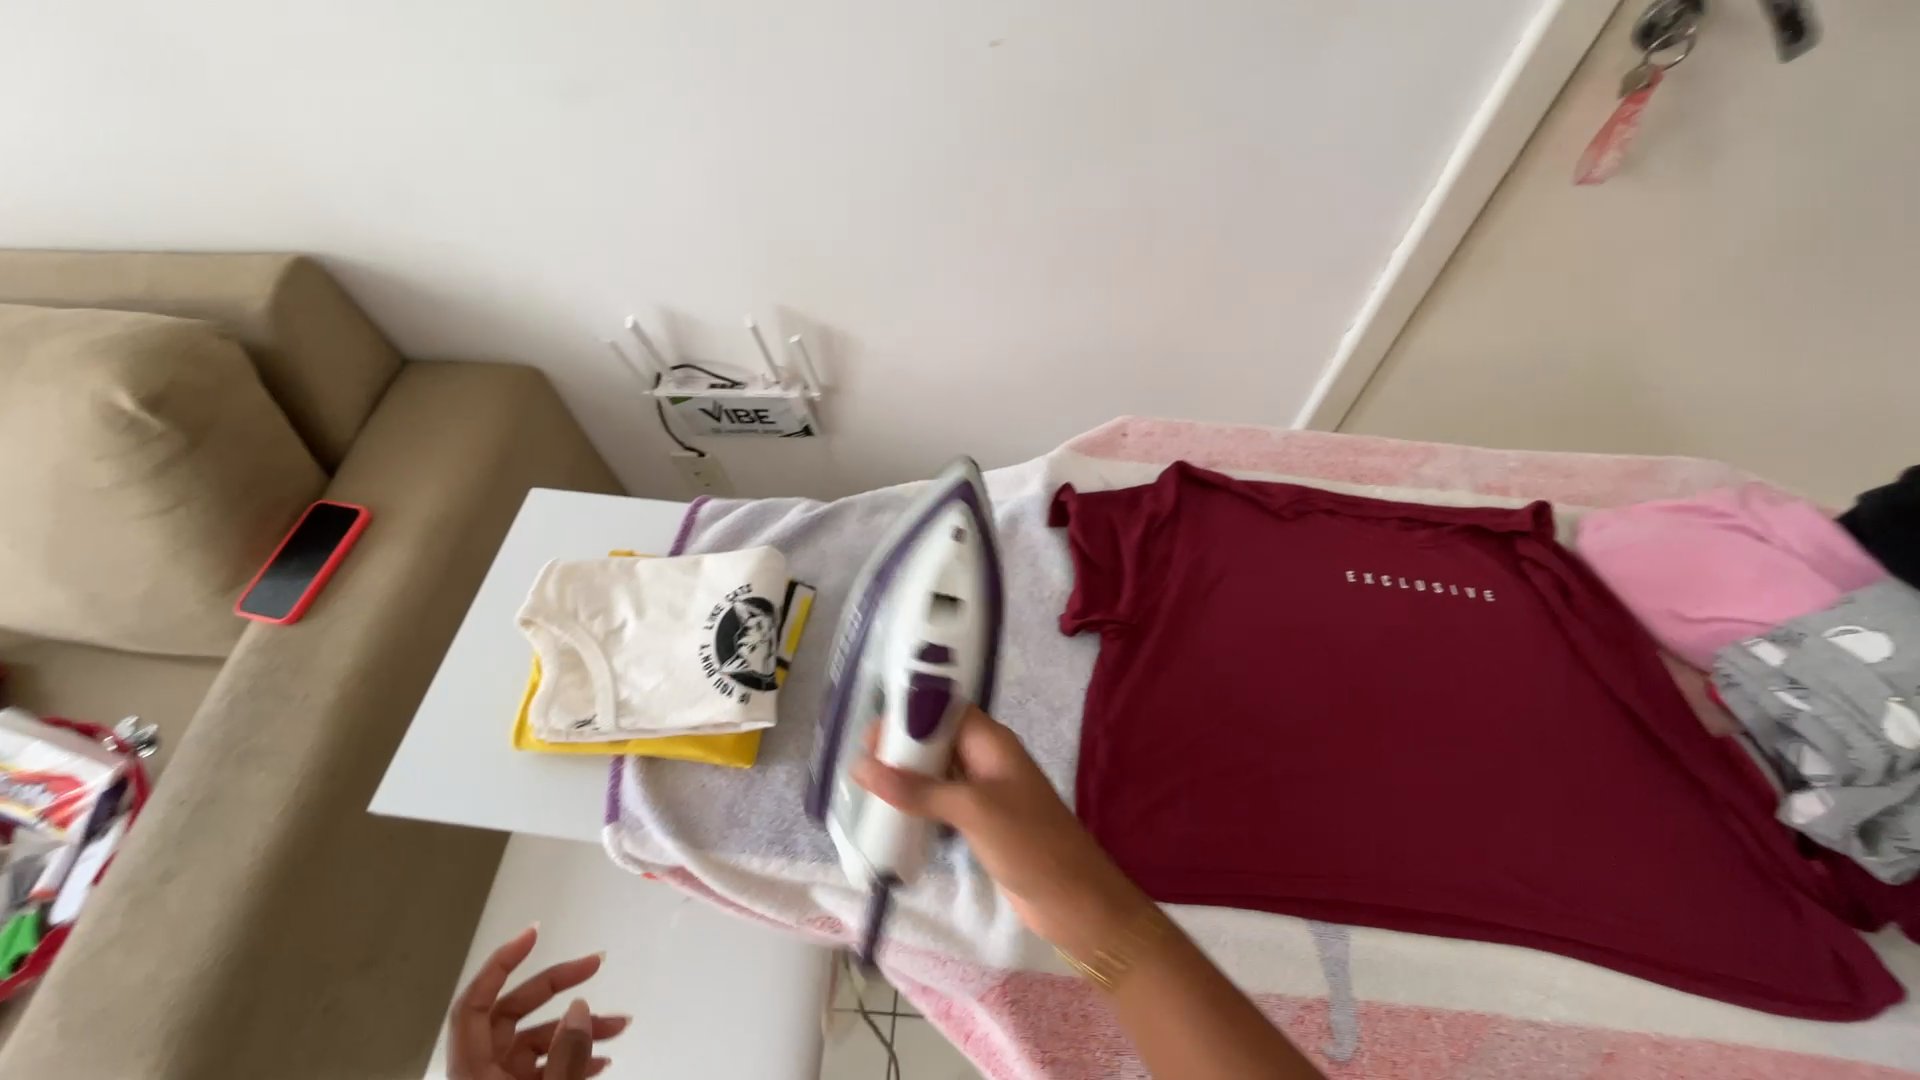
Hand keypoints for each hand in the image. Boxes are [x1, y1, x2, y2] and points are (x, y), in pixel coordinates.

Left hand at [447, 925, 628, 1079]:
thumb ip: (564, 1056)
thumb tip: (578, 1008)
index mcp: (470, 1071)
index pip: (473, 1004)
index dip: (500, 964)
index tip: (535, 932)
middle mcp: (478, 1073)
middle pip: (512, 1013)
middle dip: (558, 987)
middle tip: (596, 964)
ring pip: (534, 1039)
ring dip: (578, 1028)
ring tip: (618, 1026)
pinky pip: (540, 1066)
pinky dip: (571, 1056)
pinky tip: (601, 1060)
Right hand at [852, 706, 1151, 959]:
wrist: (1074, 900)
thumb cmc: (1029, 843)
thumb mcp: (971, 810)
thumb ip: (917, 789)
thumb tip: (861, 767)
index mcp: (991, 742)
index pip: (944, 711)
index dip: (909, 715)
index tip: (871, 735)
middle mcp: (987, 760)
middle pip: (937, 739)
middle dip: (902, 748)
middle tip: (862, 766)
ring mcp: (985, 792)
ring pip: (938, 771)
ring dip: (907, 777)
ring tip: (867, 789)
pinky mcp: (981, 822)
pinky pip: (942, 801)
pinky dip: (919, 803)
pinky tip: (893, 815)